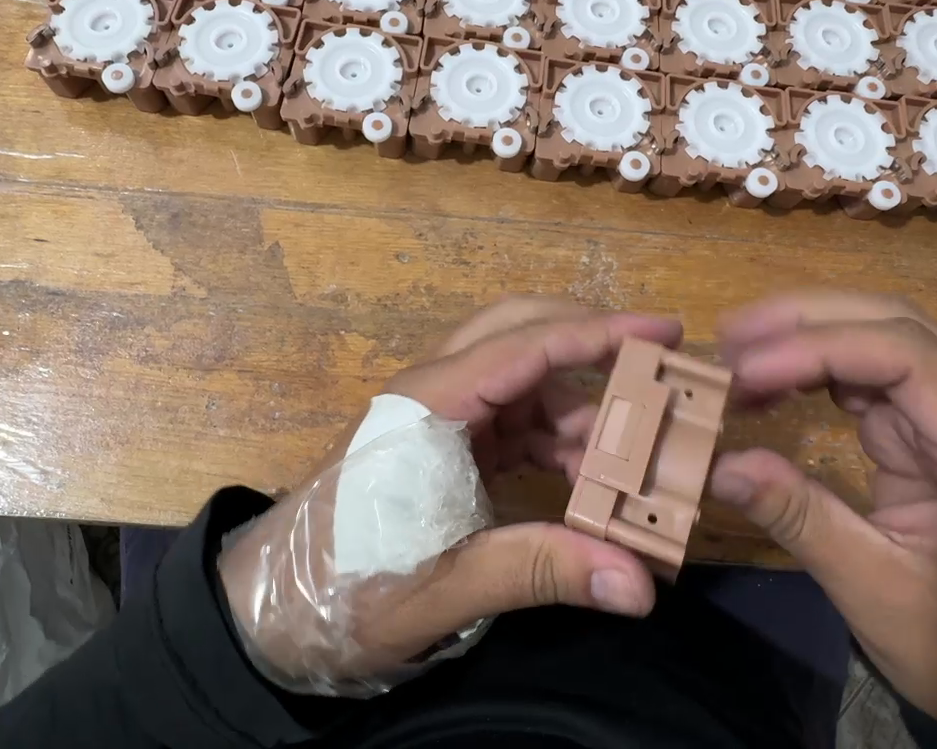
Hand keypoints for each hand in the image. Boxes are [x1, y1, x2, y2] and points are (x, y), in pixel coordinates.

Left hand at [217, 298, 680, 694]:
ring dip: (579, 404)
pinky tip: (590, 479)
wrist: (272, 605)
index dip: (596, 333)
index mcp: (427, 405)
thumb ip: (535, 572)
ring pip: (522, 377)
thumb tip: (639, 582)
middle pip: (520, 332)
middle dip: (590, 342)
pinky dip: (558, 439)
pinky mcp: (445, 441)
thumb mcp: (441, 587)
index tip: (663, 331)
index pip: (523, 346)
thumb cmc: (343, 587)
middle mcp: (434, 391)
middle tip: (659, 365)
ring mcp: (439, 413)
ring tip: (637, 447)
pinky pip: (514, 418)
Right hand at [707, 292, 936, 748]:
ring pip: (887, 340)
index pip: (907, 353)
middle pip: (900, 325)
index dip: (816, 347)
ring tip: (740, 350)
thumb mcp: (876, 591)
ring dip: (811, 335)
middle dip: (808, 320)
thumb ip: (799, 516)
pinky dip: (820, 370)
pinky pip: (878, 378)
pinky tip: (776, 379)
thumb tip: (717, 463)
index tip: (743, 370)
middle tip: (728, 335)